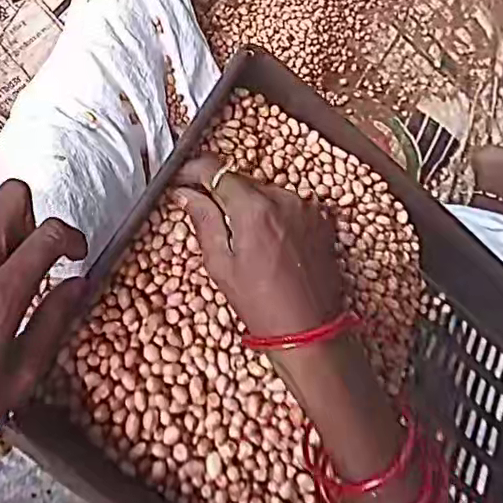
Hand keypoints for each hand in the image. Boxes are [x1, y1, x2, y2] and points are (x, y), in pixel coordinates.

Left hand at [0, 180, 90, 476]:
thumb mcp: (22, 373)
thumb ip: (55, 319)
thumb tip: (79, 284)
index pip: (47, 233)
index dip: (72, 236)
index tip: (75, 252)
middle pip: (11, 195)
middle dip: (35, 216)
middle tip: (36, 253)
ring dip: (1, 217)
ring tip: (5, 257)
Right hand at [169, 155, 341, 338]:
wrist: (310, 331)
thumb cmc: (261, 304)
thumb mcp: (220, 263)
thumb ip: (204, 220)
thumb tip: (187, 193)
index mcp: (253, 209)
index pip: (214, 170)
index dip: (193, 170)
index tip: (181, 177)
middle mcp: (282, 199)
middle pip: (240, 180)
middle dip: (220, 192)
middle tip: (207, 215)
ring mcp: (305, 208)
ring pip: (263, 192)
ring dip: (248, 204)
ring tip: (242, 238)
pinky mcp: (320, 219)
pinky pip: (286, 204)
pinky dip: (272, 214)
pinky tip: (267, 242)